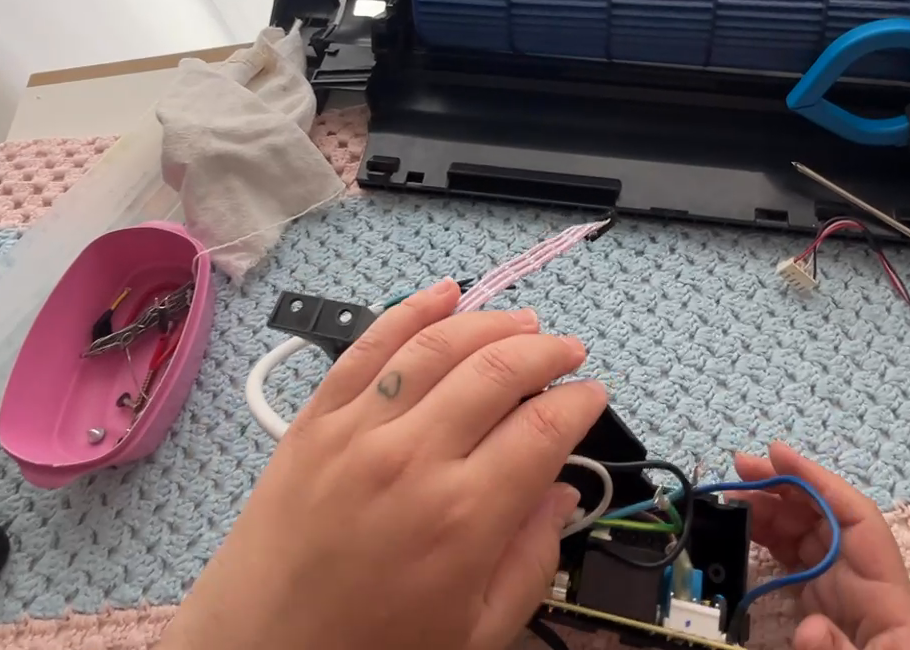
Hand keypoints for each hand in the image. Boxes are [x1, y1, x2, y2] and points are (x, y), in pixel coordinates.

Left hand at [161, 278, 606, 649]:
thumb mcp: (475, 632)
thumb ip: (532, 558)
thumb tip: (565, 489)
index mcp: (463, 518)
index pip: (544, 428)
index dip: (580, 402)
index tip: (592, 395)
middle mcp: (414, 457)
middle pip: (498, 370)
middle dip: (547, 350)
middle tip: (568, 350)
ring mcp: (359, 428)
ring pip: (439, 346)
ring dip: (491, 323)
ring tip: (523, 322)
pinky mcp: (317, 416)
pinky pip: (369, 345)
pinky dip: (411, 310)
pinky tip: (445, 292)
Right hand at [732, 443, 909, 649]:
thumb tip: (811, 627)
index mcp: (890, 606)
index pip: (858, 522)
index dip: (817, 480)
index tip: (776, 455)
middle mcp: (867, 592)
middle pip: (826, 521)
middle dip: (783, 486)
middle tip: (737, 468)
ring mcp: (846, 604)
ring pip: (808, 537)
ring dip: (770, 510)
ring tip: (730, 498)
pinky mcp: (828, 617)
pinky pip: (798, 564)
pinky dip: (771, 541)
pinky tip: (745, 534)